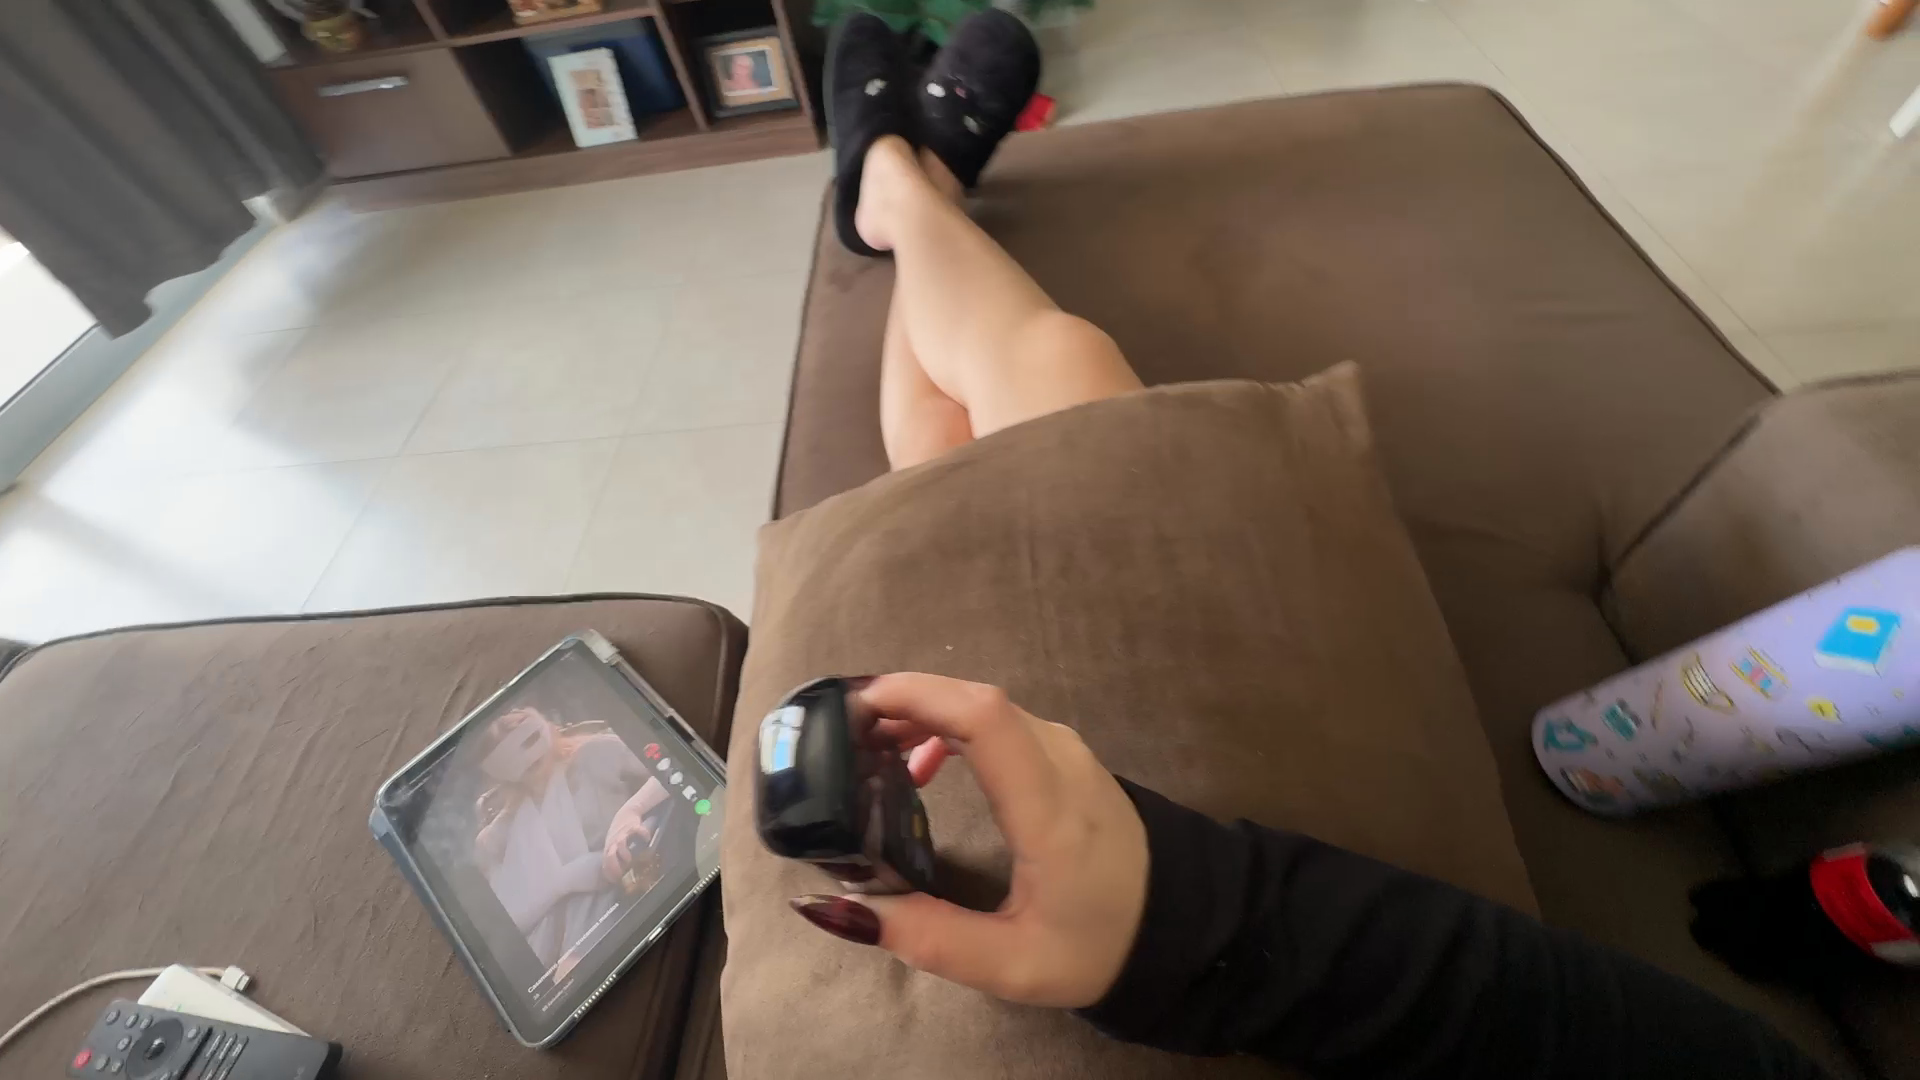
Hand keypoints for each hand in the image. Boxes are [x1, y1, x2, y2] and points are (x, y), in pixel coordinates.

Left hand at [603, 818, 653, 883]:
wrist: (626, 813)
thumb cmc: (619, 833)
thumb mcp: (613, 845)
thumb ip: (613, 856)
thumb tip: (615, 873)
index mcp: (608, 847)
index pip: (605, 863)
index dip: (609, 873)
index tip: (616, 881)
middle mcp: (613, 842)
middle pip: (610, 855)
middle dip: (615, 866)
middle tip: (623, 873)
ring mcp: (623, 834)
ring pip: (621, 844)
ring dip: (625, 854)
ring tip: (630, 860)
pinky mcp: (632, 826)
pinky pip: (637, 830)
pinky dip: (643, 834)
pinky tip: (647, 839)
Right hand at [787, 673, 1148, 1008]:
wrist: (1176, 920)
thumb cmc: (1098, 942)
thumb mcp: (1014, 964)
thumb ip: (929, 938)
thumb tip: (838, 907)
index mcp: (1049, 808)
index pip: (986, 719)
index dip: (921, 696)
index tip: (860, 706)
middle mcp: (1058, 758)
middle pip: (976, 699)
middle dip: (905, 700)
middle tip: (844, 730)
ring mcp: (1064, 748)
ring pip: (983, 705)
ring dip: (923, 711)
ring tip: (869, 748)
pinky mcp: (1061, 752)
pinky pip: (996, 720)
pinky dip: (948, 725)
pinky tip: (921, 765)